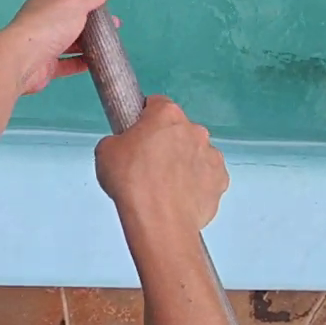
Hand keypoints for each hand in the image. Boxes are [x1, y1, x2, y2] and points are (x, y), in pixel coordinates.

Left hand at [0, 0, 116, 95]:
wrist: (23, 59)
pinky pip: (67, 63)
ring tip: (111, 44)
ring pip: (69, 43)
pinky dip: (81, 63)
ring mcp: (42, 45)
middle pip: (70, 21)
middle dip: (92, 23)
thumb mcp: (75, 3)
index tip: (105, 5)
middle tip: (115, 27)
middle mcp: (42, 22)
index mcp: (44, 2)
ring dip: (89, 44)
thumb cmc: (48, 24)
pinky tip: (98, 63)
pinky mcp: (45, 66)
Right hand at [94, 96, 227, 230]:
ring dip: (181, 162)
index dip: (143, 117)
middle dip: (164, 141)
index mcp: (167, 115)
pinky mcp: (220, 182)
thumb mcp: (105, 150)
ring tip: (160, 183)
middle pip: (178, 129)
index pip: (157, 104)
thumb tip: (123, 147)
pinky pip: (205, 176)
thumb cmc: (132, 183)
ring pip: (193, 152)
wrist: (157, 221)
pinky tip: (176, 196)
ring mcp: (211, 156)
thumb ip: (118, 140)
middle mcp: (194, 130)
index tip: (136, 131)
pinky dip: (194, 183)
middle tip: (144, 161)